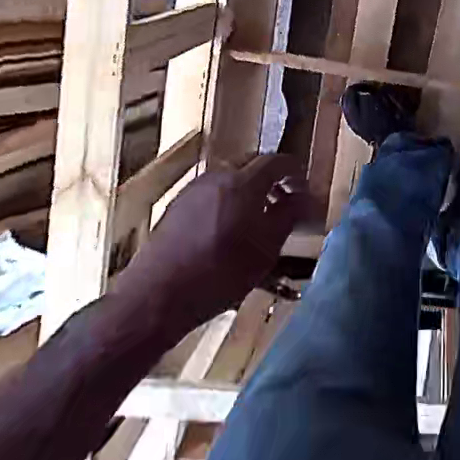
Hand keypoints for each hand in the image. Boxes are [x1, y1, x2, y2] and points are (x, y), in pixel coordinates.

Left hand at [117, 153, 307, 330]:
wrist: (155, 298)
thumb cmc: (221, 273)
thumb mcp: (267, 248)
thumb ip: (289, 215)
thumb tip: (303, 196)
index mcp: (243, 182)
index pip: (277, 161)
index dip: (295, 172)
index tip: (304, 189)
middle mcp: (217, 177)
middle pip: (251, 164)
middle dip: (271, 179)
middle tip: (284, 201)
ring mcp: (192, 191)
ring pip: (229, 178)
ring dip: (248, 190)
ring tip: (257, 218)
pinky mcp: (175, 208)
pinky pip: (211, 193)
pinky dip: (227, 200)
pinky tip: (228, 230)